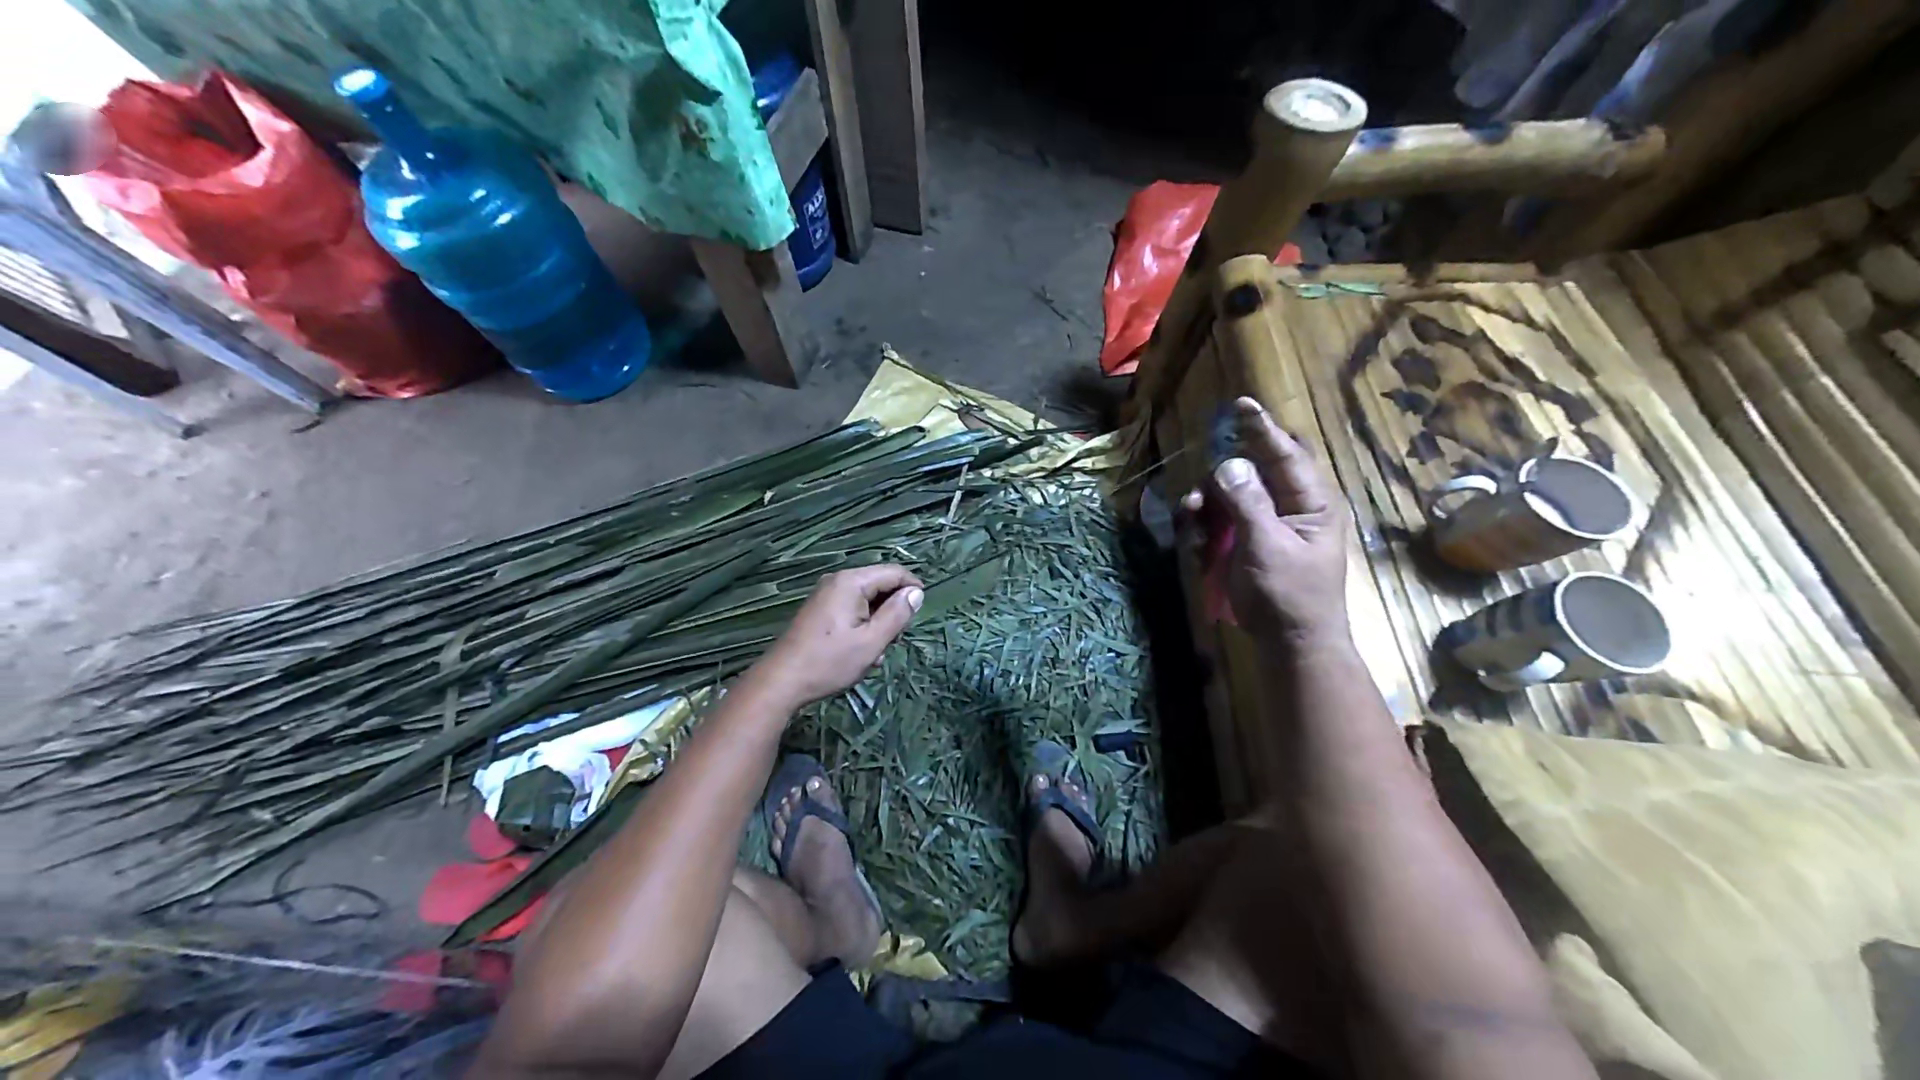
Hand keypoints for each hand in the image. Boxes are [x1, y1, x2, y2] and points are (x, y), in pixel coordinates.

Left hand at [754, 564, 923, 707]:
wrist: (781, 681)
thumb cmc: (829, 661)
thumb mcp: (872, 642)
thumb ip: (897, 615)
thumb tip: (916, 593)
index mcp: (851, 582)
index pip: (894, 572)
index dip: (913, 589)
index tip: (920, 614)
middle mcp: (838, 581)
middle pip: (880, 585)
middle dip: (893, 611)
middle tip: (893, 641)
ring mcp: (826, 594)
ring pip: (867, 600)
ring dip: (878, 623)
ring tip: (875, 653)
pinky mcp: (820, 610)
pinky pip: (852, 609)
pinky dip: (862, 627)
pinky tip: (860, 652)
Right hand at [1183, 397, 1350, 647]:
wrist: (1290, 645)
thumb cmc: (1289, 596)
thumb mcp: (1268, 547)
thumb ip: (1248, 502)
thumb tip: (1228, 463)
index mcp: (1312, 502)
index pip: (1286, 454)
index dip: (1262, 429)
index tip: (1241, 404)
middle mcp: (1290, 506)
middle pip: (1252, 471)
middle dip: (1222, 475)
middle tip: (1202, 490)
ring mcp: (1266, 526)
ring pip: (1229, 495)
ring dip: (1207, 503)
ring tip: (1192, 517)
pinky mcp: (1247, 544)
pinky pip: (1220, 522)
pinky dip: (1204, 528)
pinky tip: (1197, 542)